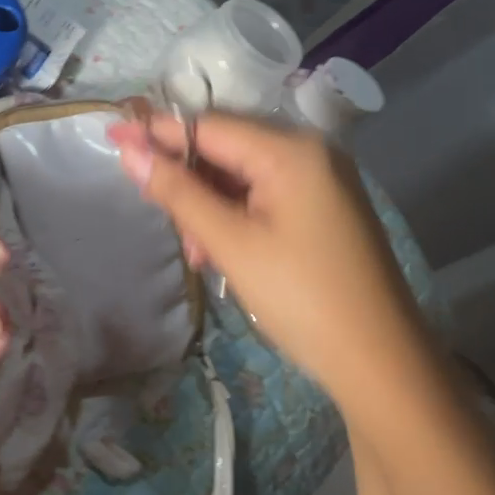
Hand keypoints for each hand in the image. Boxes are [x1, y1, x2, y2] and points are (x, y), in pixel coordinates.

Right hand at [107, 111, 429, 397]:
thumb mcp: (229, 243)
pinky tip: (217, 249)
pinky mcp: (323, 209)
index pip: (207, 125)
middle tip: (149, 204)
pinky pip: (263, 194)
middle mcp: (310, 153)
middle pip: (224, 146)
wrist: (384, 368)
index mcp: (291, 151)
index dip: (155, 132)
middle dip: (184, 175)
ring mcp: (321, 181)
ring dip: (206, 202)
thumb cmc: (302, 298)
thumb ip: (176, 191)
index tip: (110, 134)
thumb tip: (127, 151)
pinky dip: (233, 214)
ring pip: (240, 173)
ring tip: (192, 248)